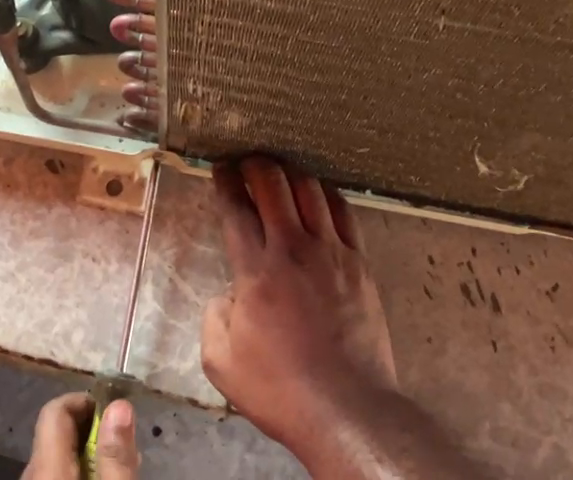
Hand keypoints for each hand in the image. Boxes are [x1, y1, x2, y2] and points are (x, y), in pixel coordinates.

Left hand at [22, 391, 138, 478]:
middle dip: (92, 429)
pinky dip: (77, 469)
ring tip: (117, 467)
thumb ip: (115, 455)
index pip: (55, 409)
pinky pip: (53, 471)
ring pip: (56, 453)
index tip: (116, 413)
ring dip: (87, 451)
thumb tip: (120, 404)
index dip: (87, 402)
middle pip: (57, 431)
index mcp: (45, 467)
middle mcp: (30, 473)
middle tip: (124, 446)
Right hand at [201, 158, 397, 455]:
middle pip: (274, 183)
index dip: (225, 180)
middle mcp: (293, 249)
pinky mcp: (359, 264)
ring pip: (311, 189)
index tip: (220, 168)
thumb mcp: (220, 361)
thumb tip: (228, 294)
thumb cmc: (280, 389)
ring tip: (280, 173)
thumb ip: (213, 316)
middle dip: (255, 164)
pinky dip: (325, 194)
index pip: (236, 207)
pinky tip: (317, 195)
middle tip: (247, 162)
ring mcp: (332, 253)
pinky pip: (343, 212)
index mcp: (256, 270)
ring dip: (291, 173)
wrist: (348, 410)